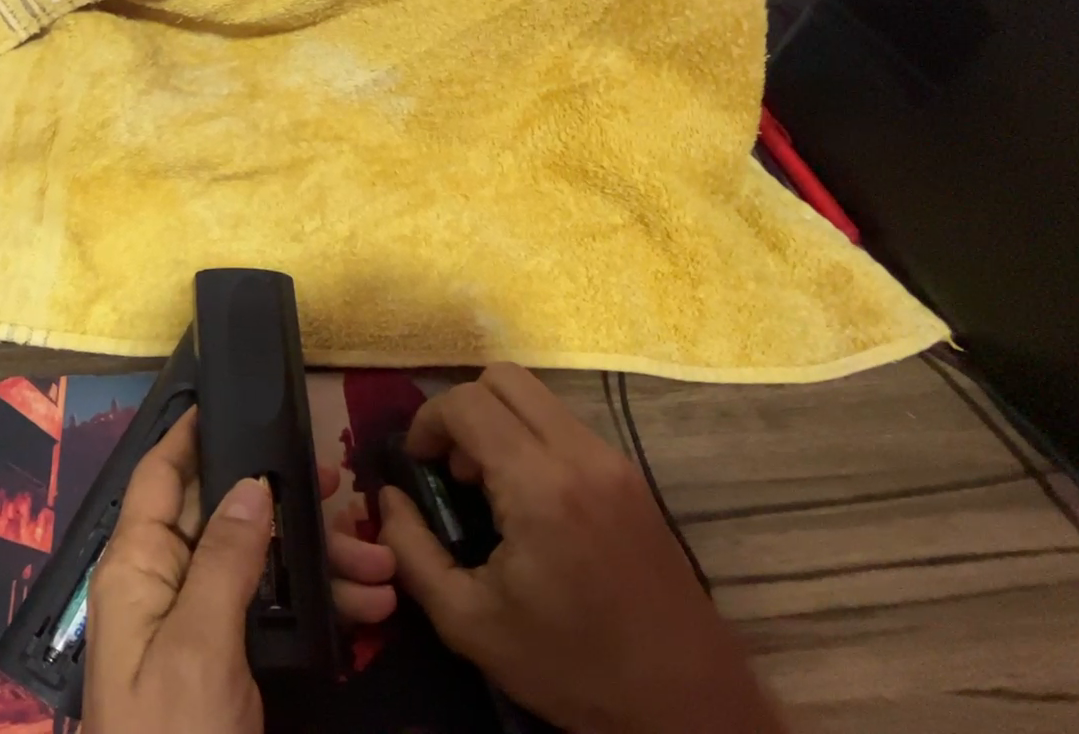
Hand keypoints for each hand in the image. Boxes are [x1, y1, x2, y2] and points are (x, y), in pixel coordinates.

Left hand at [83, 409, 396, 732]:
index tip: (230, 399)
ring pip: (256, 561)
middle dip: (282, 503)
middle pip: (222, 515)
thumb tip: (250, 485)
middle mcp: (163, 582)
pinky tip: (366, 608)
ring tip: (381, 569)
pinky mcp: (223, 654)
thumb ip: (223, 561)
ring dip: (316, 560)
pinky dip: (314, 603)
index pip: (158, 478)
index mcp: (137, 567)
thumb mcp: (198, 646)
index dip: (189, 435)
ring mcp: (195, 620)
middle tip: (343, 489)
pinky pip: (269, 606)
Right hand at [378, 364, 786, 733]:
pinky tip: (526, 500)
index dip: (426, 422)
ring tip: (486, 487)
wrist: (690, 706)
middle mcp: (581, 456)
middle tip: (450, 467)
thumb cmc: (571, 667)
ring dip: (496, 422)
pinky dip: (528, 438)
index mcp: (540, 487)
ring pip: (536, 396)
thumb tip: (388, 498)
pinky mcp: (633, 476)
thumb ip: (410, 550)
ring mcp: (615, 461)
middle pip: (504, 377)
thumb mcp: (467, 621)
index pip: (467, 402)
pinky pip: (563, 424)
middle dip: (460, 410)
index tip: (417, 465)